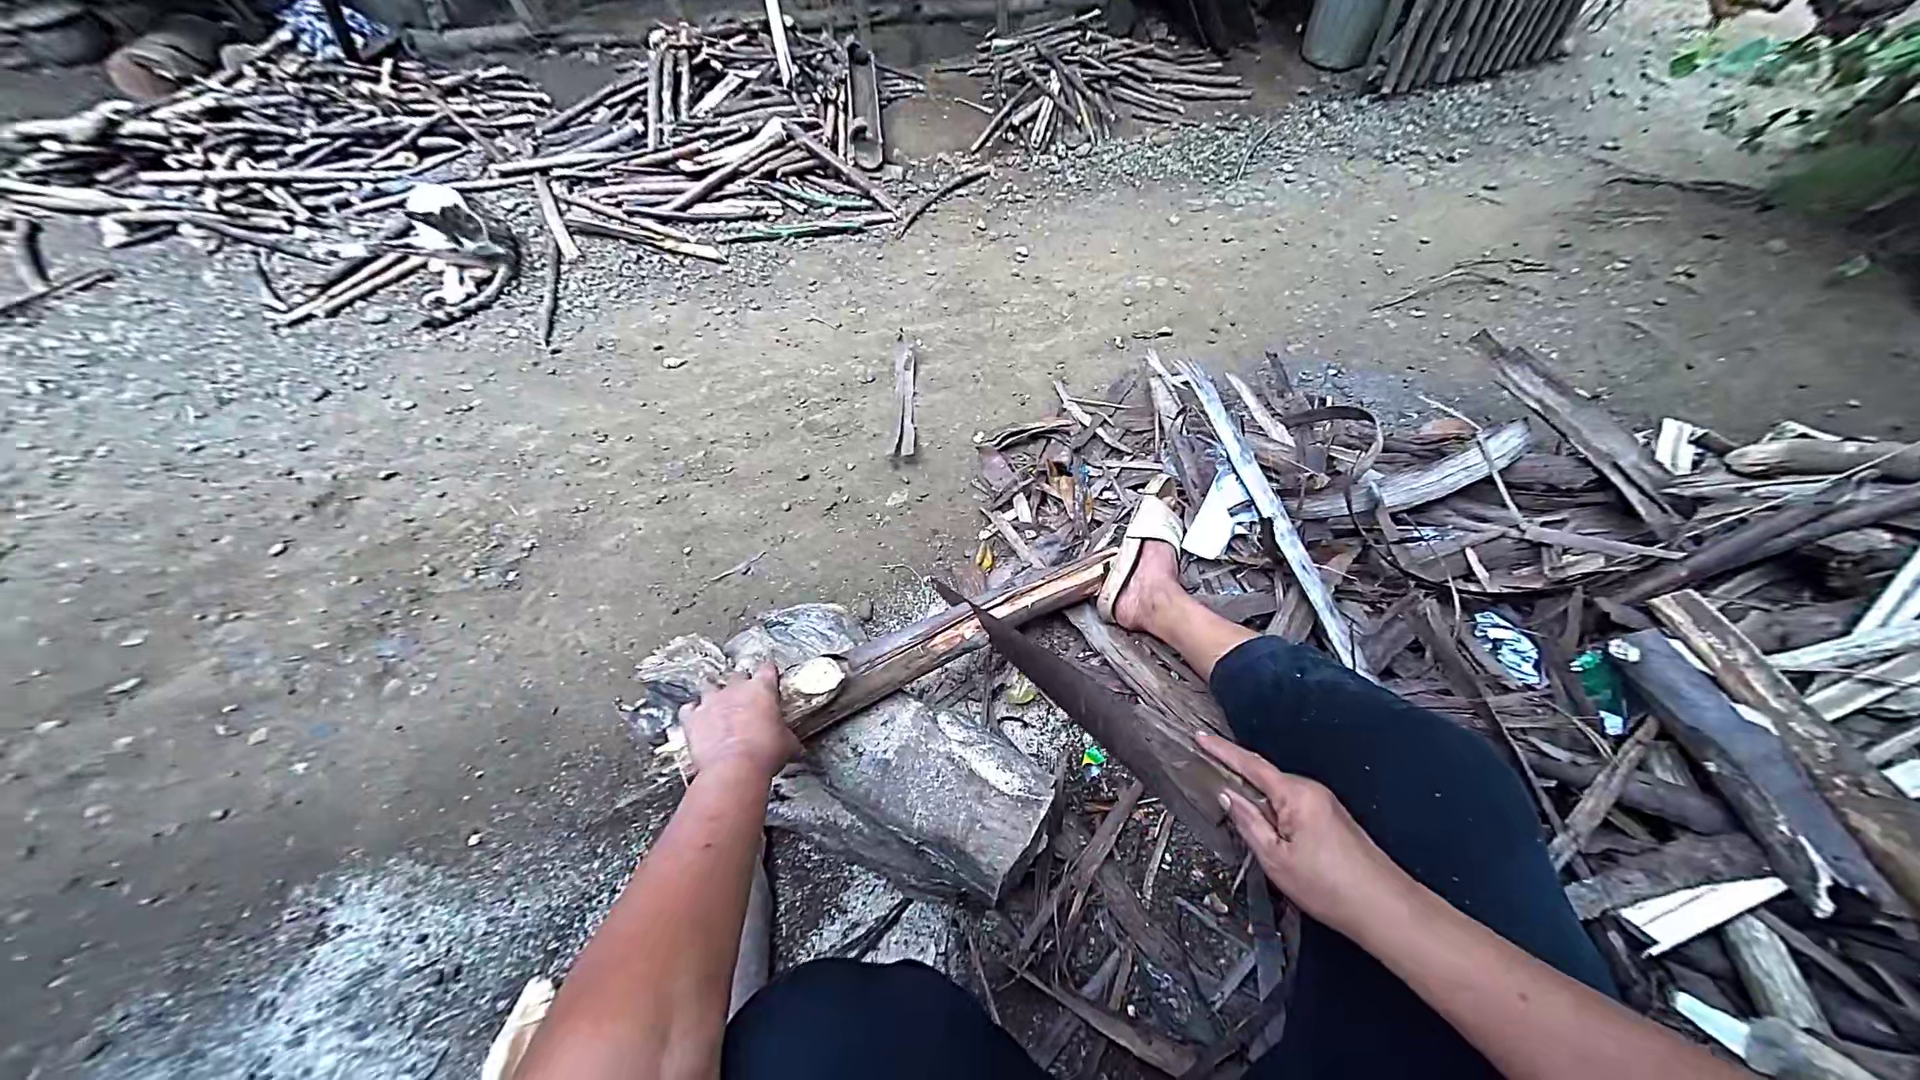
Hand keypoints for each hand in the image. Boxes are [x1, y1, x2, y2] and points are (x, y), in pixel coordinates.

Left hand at [680, 664, 798, 780]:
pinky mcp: (692, 718)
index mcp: (762, 688)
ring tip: (718, 704)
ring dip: (714, 694)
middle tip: (746, 698)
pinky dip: (692, 713)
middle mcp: (735, 688)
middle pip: (737, 675)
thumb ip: (788, 737)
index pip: (767, 669)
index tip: (770, 679)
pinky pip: (688, 709)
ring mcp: (711, 701)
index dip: (768, 674)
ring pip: (709, 686)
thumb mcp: (788, 744)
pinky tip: (696, 719)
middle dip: (740, 684)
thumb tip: (796, 748)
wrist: (734, 768)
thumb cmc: (764, 752)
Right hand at [1197, 732, 1414, 935]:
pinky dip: (1275, 815)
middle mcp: (1311, 791)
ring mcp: (1323, 804)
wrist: (1386, 911)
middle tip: (1212, 789)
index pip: (1249, 764)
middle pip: (1263, 777)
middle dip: (1238, 782)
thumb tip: (1228, 796)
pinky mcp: (1330, 818)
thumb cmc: (1333, 888)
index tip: (1200, 738)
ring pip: (1277, 795)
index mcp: (1296, 795)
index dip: (1221, 750)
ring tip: (1246, 829)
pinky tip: (1272, 837)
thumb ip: (1247, 821)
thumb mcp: (1275, 858)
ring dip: (1258, 805)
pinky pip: (1291, 806)